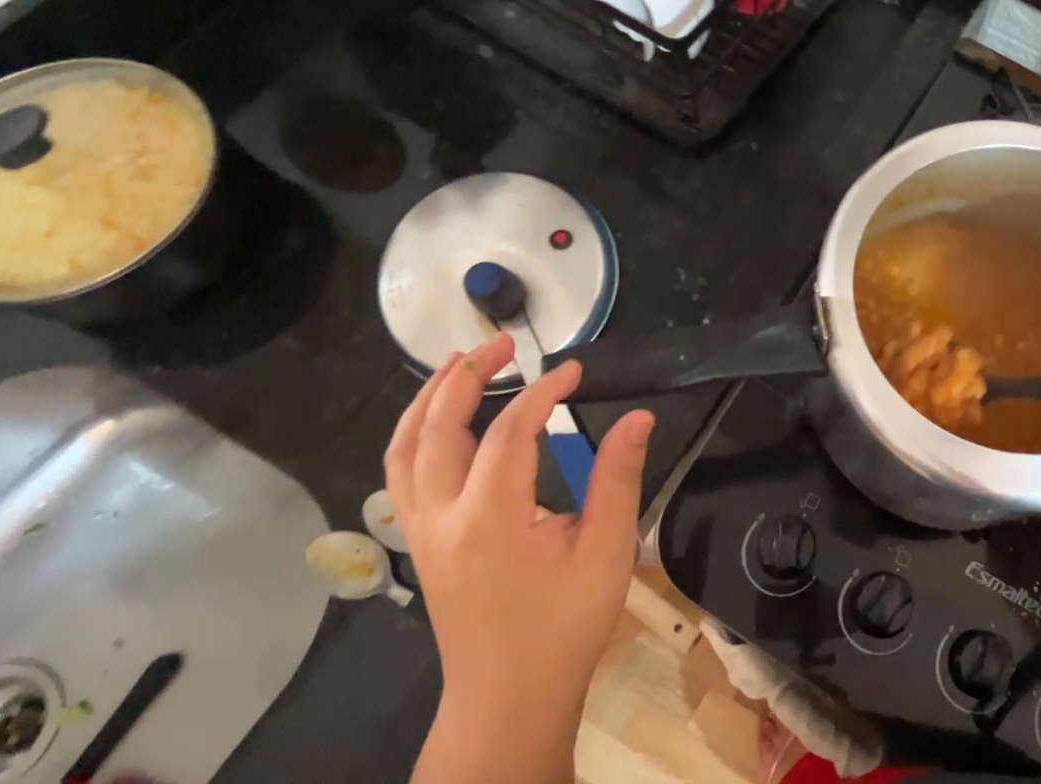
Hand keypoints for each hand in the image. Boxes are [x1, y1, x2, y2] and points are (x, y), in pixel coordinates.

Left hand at [386, 333, 654, 783]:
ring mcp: (421, 530)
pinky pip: (400, 472)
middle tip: (504, 343)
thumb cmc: (564, 626)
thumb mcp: (605, 551)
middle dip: (469, 374)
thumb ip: (617, 478)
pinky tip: (439, 420)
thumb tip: (639, 417)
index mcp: (490, 516)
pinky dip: (414, 433)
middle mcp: (442, 515)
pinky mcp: (419, 542)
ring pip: (405, 446)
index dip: (544, 391)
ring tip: (459, 363)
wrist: (508, 697)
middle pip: (439, 425)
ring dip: (429, 398)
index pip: (511, 430)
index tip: (575, 371)